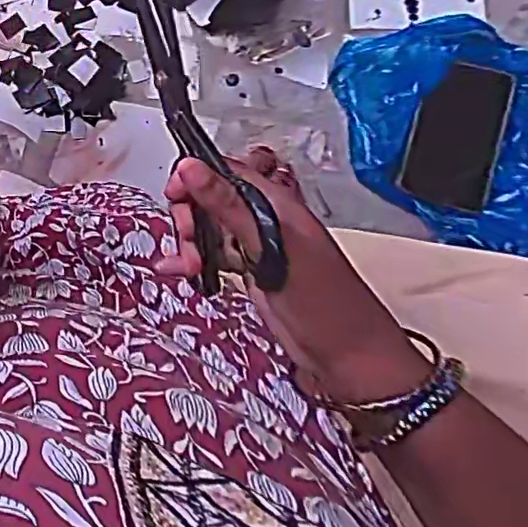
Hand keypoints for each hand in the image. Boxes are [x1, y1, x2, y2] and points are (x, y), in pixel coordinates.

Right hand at [159, 146, 431, 403]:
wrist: (350, 360)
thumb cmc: (324, 303)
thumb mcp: (269, 247)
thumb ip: (227, 203)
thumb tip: (190, 166)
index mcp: (273, 201)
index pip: (219, 170)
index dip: (192, 179)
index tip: (177, 199)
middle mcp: (262, 216)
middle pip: (206, 197)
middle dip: (187, 216)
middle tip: (189, 239)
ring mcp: (255, 242)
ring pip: (204, 225)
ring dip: (187, 241)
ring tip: (190, 264)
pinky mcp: (248, 265)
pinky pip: (209, 251)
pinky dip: (191, 259)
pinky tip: (183, 270)